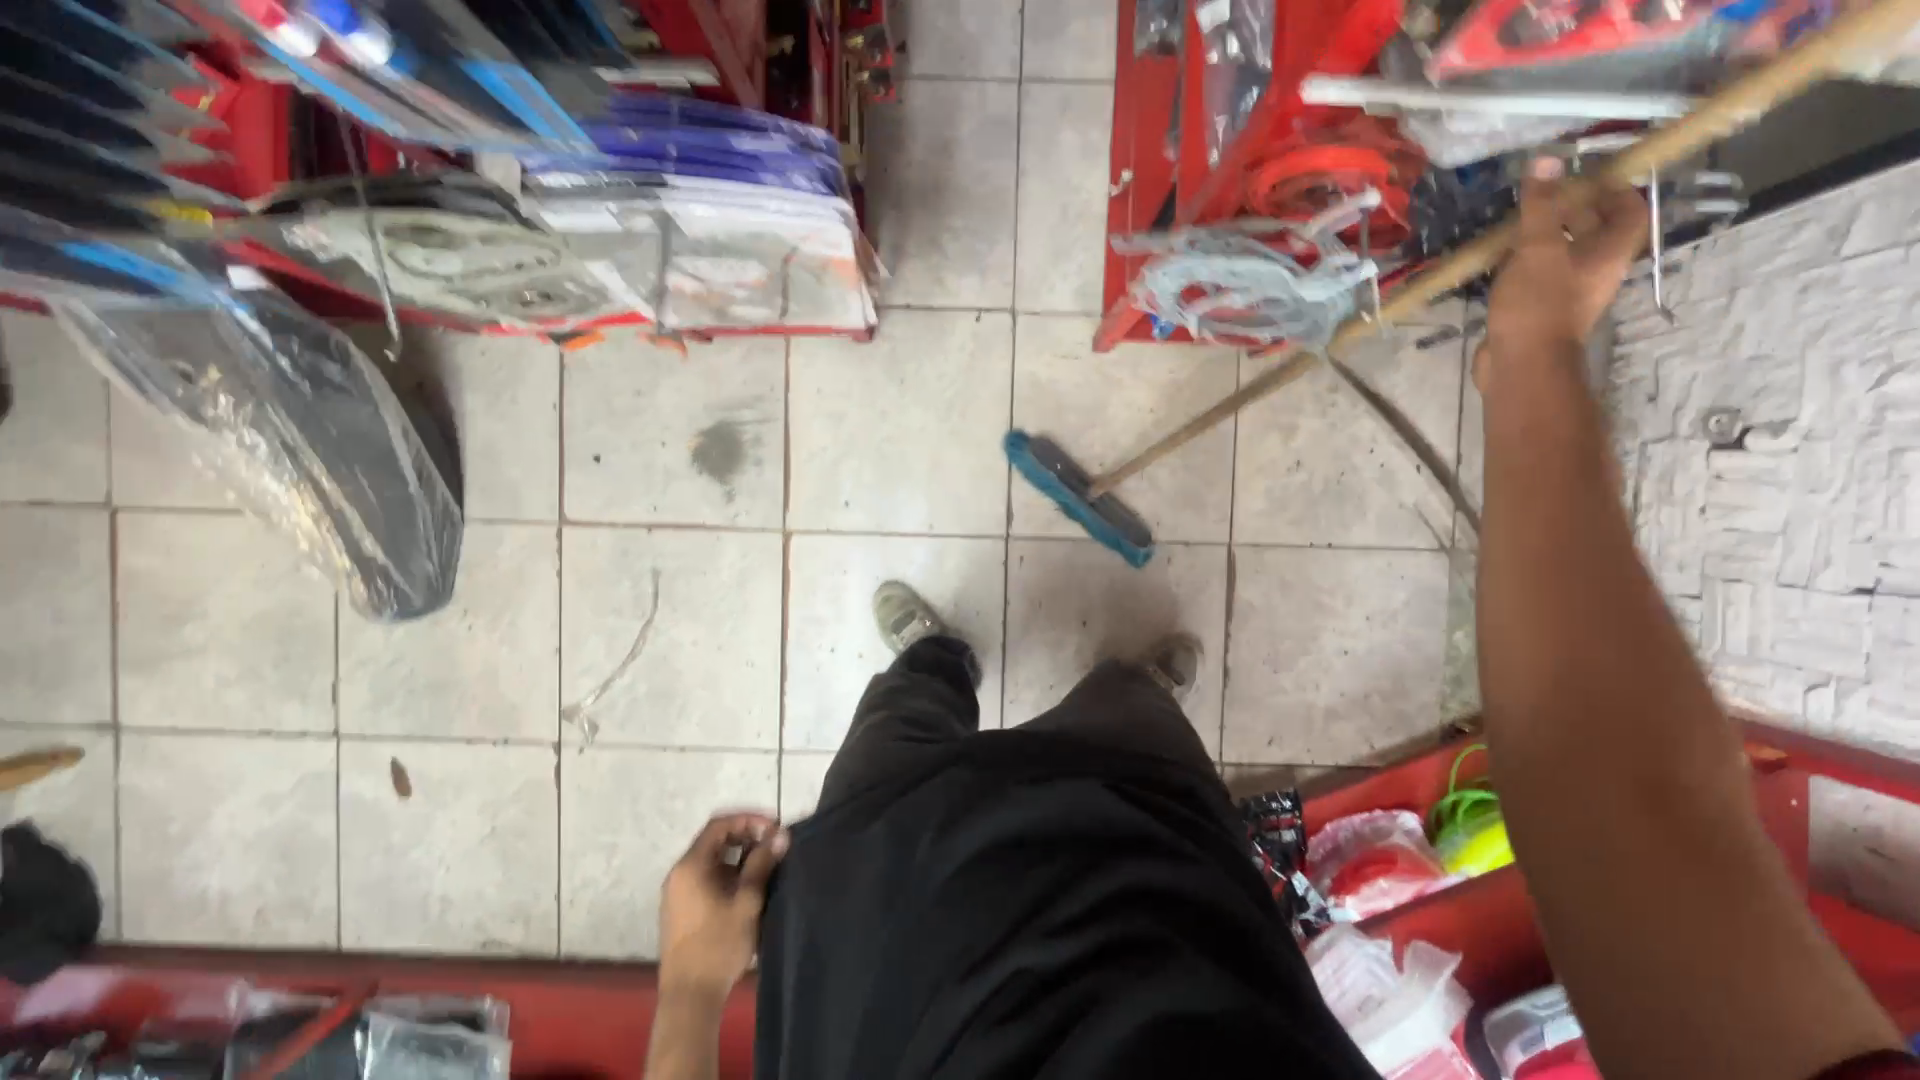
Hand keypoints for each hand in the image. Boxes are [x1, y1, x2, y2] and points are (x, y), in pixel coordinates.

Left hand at [658, 812, 789, 999]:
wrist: (689, 996)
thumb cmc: (718, 945)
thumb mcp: (746, 902)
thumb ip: (762, 864)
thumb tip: (781, 835)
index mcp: (691, 866)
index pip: (719, 825)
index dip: (749, 819)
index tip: (775, 828)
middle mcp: (679, 873)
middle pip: (713, 840)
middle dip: (746, 836)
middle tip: (774, 845)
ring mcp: (677, 893)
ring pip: (711, 861)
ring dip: (738, 857)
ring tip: (766, 867)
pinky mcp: (681, 909)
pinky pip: (706, 878)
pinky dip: (728, 874)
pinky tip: (748, 889)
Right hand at [1481, 157, 1648, 388]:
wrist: (1522, 364)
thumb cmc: (1538, 303)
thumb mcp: (1537, 248)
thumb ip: (1540, 206)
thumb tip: (1547, 160)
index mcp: (1609, 253)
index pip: (1630, 211)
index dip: (1615, 189)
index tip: (1587, 176)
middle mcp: (1596, 272)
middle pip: (1596, 233)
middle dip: (1573, 212)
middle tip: (1544, 197)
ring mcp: (1569, 295)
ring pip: (1566, 256)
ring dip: (1546, 239)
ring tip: (1517, 226)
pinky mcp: (1541, 312)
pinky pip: (1541, 278)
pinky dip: (1527, 265)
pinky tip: (1502, 261)